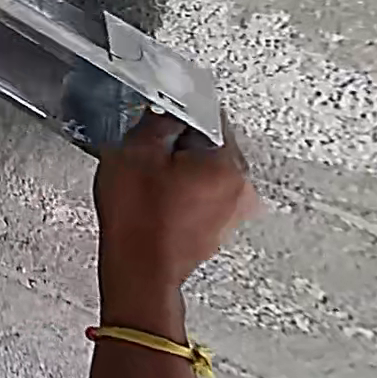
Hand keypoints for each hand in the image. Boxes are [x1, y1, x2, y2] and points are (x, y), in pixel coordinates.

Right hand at [94, 113, 257, 321]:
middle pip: (209, 144)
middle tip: (146, 145)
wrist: (138, 267)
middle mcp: (240, 189)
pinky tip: (153, 193)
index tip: (158, 111)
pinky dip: (180, 188)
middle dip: (178, 140)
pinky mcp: (216, 228)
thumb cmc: (139, 215)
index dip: (176, 110)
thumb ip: (157, 122)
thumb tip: (166, 113)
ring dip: (179, 165)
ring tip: (146, 172)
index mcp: (228, 165)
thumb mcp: (136, 150)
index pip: (209, 117)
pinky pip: (200, 193)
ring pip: (204, 169)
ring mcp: (230, 213)